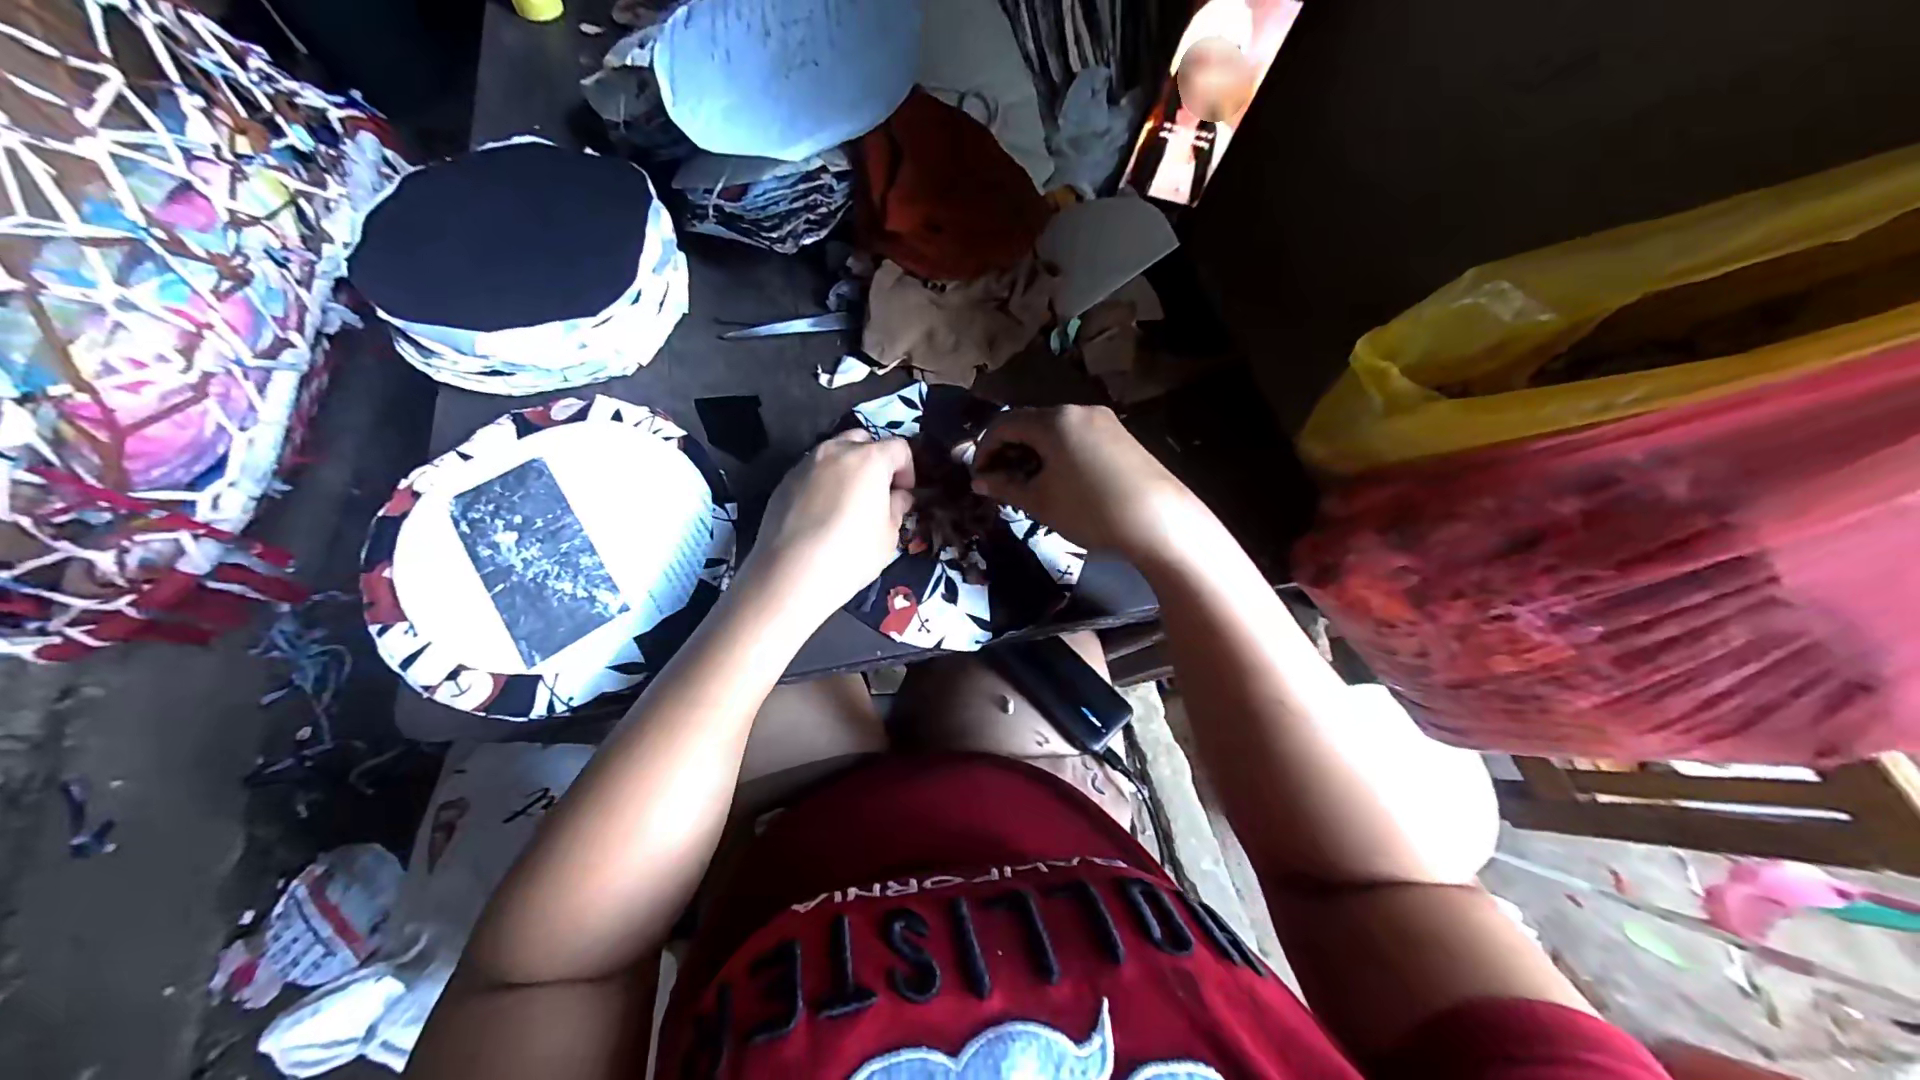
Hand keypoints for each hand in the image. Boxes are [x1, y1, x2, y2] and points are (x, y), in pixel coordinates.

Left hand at [736, 430, 914, 621]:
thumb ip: (896, 508)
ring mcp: (806, 464)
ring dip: (846, 469)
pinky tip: (821, 513)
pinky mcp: (784, 482)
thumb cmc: (851, 553)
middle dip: (875, 460)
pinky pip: (812, 473)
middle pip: (863, 441)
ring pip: (833, 453)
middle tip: (877, 492)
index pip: (899, 448)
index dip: (908, 470)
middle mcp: (836, 451)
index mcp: (869, 459)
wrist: (791, 573)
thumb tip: (898, 497)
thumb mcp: (888, 535)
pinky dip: (823, 483)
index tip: (904, 495)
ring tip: (847, 501)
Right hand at [971, 405, 1206, 560]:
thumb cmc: (1090, 510)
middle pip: (1030, 422)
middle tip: (1001, 481)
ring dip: (1034, 451)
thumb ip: (1005, 487)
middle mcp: (1078, 410)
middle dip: (1009, 449)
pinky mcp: (1121, 436)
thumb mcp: (1041, 502)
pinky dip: (1059, 452)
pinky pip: (1078, 436)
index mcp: (1054, 420)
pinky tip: (1061, 480)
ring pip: (1055, 429)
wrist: (1160, 522)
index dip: (984, 449)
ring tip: (1030, 483)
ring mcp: (1104, 421)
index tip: (979, 477)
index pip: (1004, 424)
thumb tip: (980, 481)